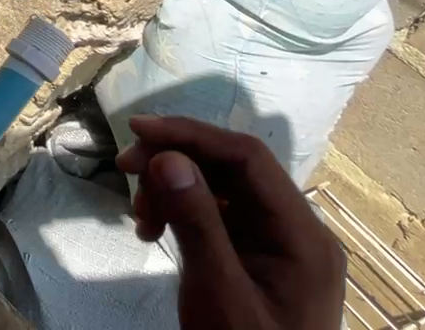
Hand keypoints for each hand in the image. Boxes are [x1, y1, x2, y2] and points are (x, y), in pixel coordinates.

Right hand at [117, 116, 346, 329]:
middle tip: (122, 170)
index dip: (189, 133)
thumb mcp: (218, 292)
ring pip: (214, 181)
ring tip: (138, 216)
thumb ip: (197, 222)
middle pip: (228, 164)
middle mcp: (295, 228)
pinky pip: (210, 206)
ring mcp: (275, 239)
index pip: (246, 157)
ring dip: (166, 184)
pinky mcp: (253, 250)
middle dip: (171, 159)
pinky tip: (151, 229)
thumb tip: (166, 156)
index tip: (134, 131)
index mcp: (302, 235)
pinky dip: (174, 206)